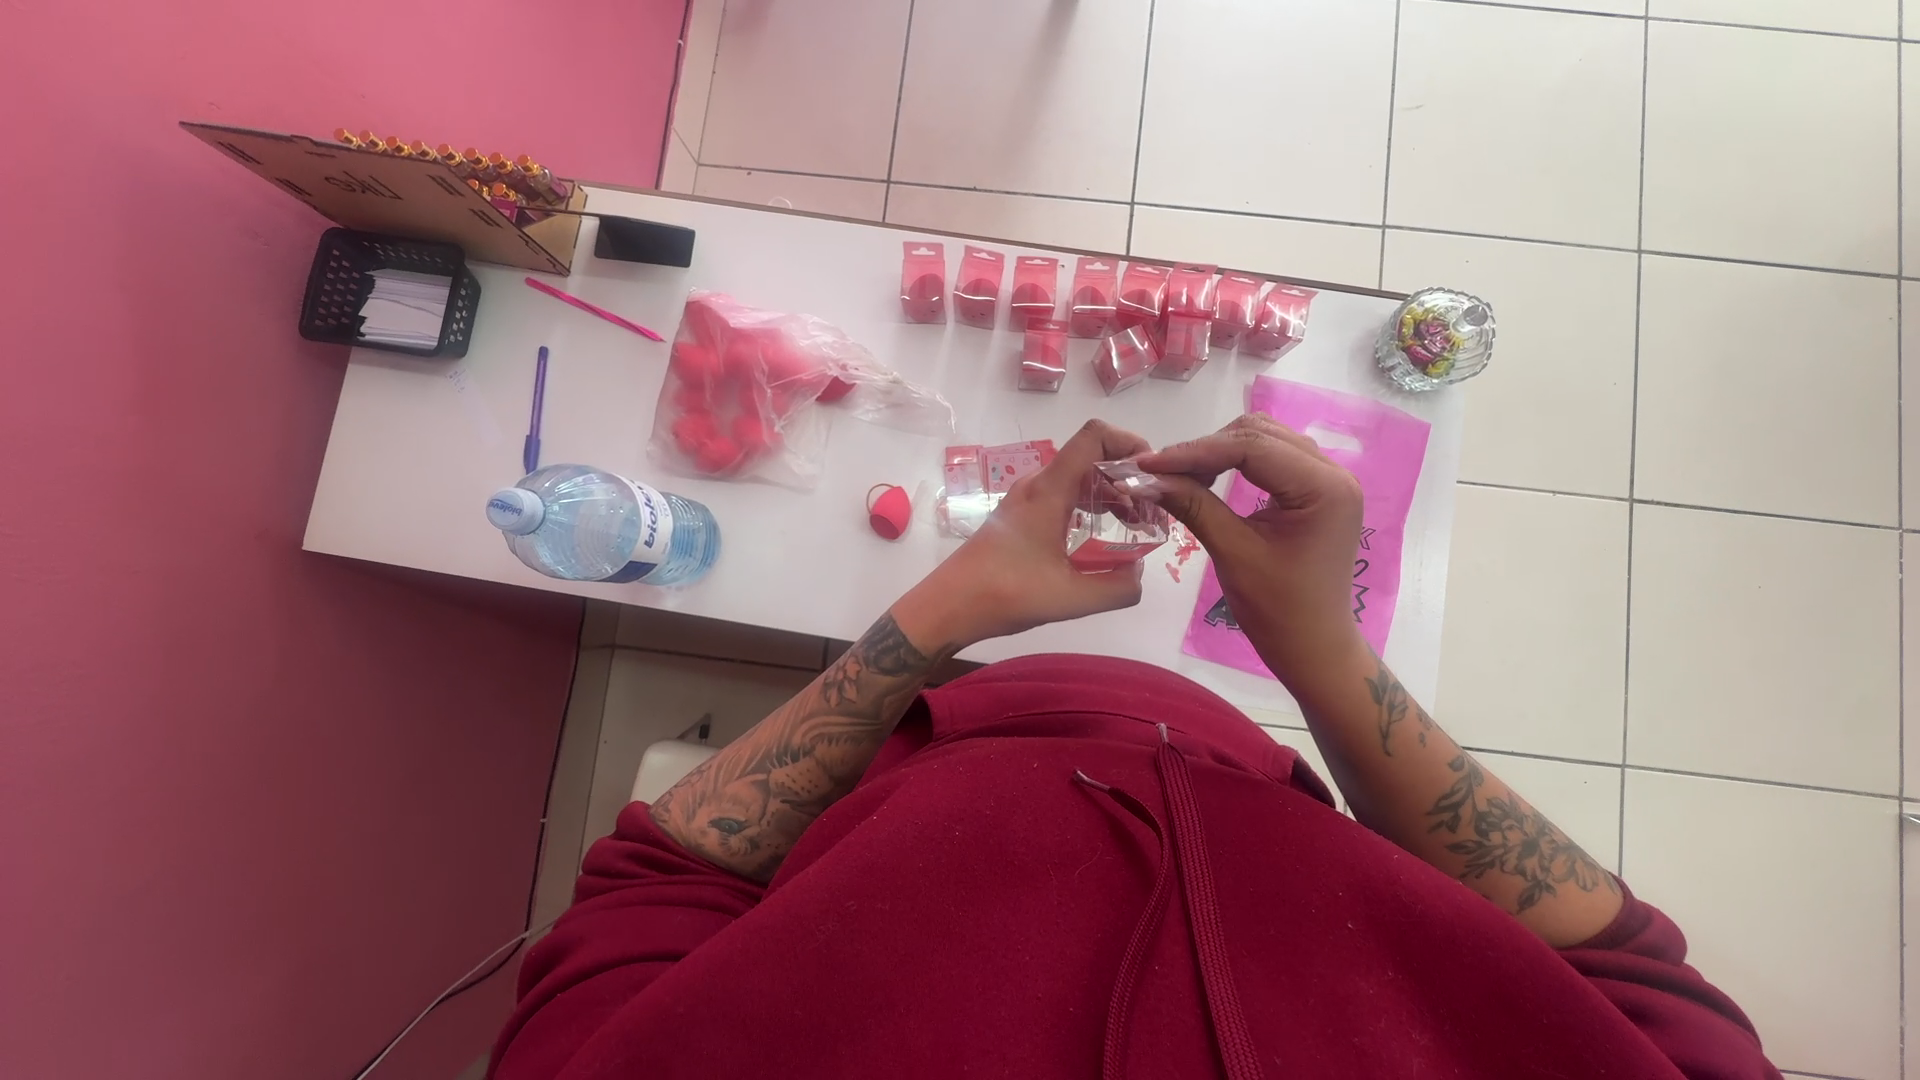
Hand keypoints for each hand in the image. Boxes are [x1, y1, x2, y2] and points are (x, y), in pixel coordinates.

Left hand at [899, 420, 1150, 648]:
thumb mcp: (1071, 598)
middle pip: (1089, 457)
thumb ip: (1118, 588)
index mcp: (1049, 490)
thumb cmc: (1005, 595)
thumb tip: (1139, 575)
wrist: (948, 606)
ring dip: (1107, 493)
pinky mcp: (1018, 518)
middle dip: (1125, 476)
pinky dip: (1086, 507)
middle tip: (1150, 510)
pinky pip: (1061, 497)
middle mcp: (1036, 486)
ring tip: (1132, 524)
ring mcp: (1024, 501)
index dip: (1128, 442)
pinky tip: (1097, 537)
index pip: (1093, 436)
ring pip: (1075, 479)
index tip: (1152, 475)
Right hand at [1136, 414, 1368, 689]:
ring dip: (1219, 451)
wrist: (1312, 645)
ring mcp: (1327, 480)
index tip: (1148, 463)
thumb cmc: (1277, 608)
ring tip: (1179, 474)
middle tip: (1160, 470)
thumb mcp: (1232, 553)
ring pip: (1263, 440)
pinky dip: (1236, 462)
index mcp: (1322, 488)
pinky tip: (1207, 478)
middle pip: (1258, 434)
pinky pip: (1271, 458)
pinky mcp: (1315, 491)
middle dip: (1205, 448)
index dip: (1194, 451)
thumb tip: (1143, 478)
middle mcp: (1332, 473)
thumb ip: (1192, 505)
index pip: (1251, 447)